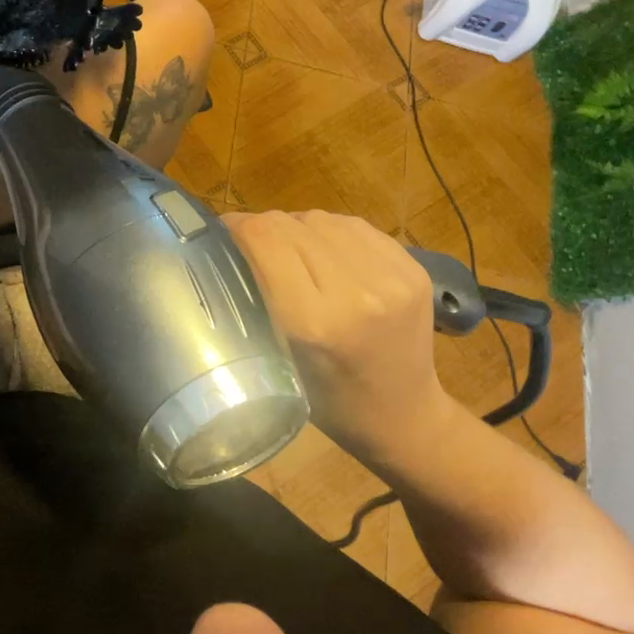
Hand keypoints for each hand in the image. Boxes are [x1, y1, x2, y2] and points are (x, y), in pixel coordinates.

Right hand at [223, 210, 450, 457]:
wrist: (405, 415)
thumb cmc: (327, 400)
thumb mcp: (276, 356)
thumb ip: (257, 298)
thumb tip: (232, 243)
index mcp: (314, 321)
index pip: (264, 239)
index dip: (235, 227)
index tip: (220, 233)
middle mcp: (356, 291)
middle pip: (289, 224)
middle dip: (262, 228)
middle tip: (249, 246)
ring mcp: (391, 277)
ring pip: (320, 218)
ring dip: (296, 229)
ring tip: (290, 253)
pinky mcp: (413, 268)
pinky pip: (353, 225)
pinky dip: (329, 233)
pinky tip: (324, 254)